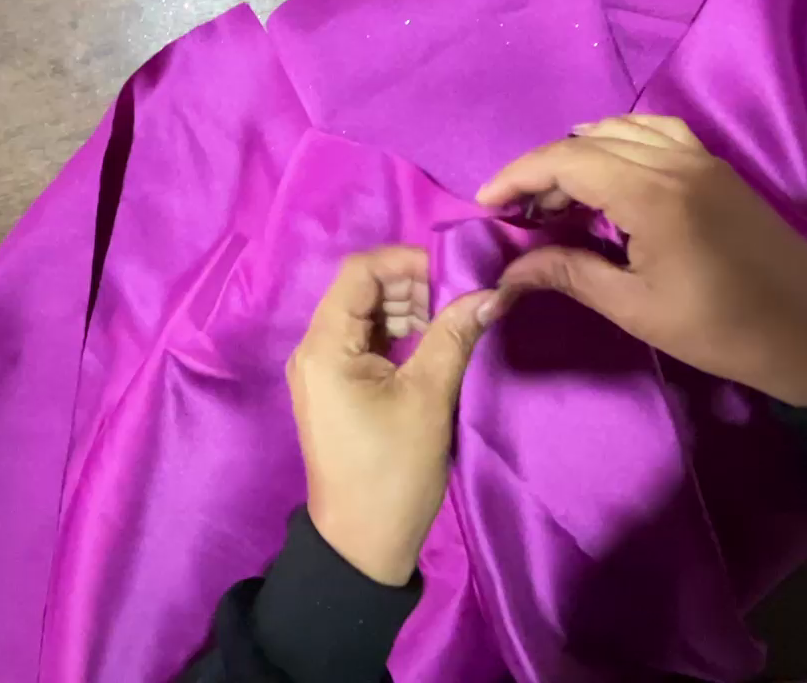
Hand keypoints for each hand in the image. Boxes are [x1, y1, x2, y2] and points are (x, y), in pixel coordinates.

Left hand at [289, 248, 497, 585]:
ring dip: (407, 306)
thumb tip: (492, 292)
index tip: (451, 269)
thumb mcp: (428, 398)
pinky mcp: (336, 385)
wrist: (363, 545)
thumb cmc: (392, 471)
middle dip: (410, 283)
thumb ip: (454, 336)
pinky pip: (365, 340)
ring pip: (365, 313)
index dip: (404, 261)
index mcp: (325, 345)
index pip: (359, 273)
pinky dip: (398, 331)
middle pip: (361, 290)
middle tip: (459, 294)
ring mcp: (322, 368)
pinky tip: (431, 337)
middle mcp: (315, 348)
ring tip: (451, 317)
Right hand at [476, 115, 806, 407]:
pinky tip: (607, 172)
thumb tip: (507, 271)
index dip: (517, 176)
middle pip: (583, 142)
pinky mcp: (713, 164)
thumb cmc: (722, 329)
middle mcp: (673, 159)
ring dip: (576, 155)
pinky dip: (615, 142)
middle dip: (540, 171)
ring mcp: (698, 156)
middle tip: (517, 214)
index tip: (486, 203)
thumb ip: (568, 274)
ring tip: (557, 199)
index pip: (564, 160)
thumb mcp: (635, 308)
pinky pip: (652, 131)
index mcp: (651, 194)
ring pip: (615, 130)